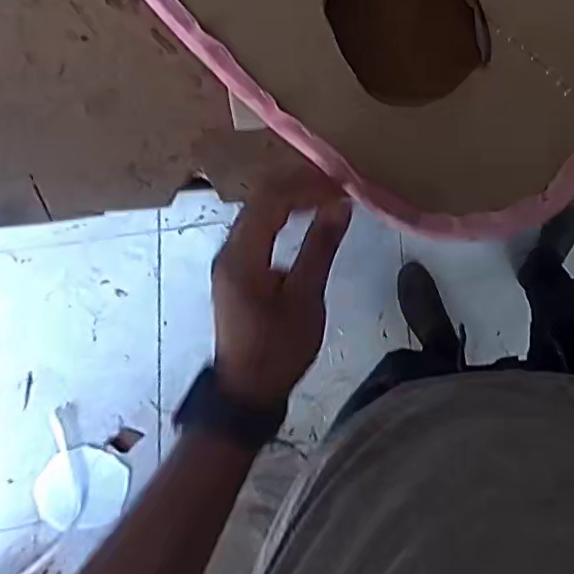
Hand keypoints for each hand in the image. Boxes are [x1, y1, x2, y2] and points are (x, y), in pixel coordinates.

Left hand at [210, 178, 353, 407]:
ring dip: (295, 197)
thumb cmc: (279, 345)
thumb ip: (321, 246)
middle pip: (261, 199)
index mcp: (241, 256)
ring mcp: (232, 260)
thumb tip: (340, 204)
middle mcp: (230, 251)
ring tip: (332, 194)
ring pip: (260, 210)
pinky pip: (262, 225)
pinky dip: (288, 213)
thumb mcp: (306, 295)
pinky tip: (312, 216)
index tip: (343, 187)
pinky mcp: (240, 269)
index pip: (271, 200)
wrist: (248, 389)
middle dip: (301, 184)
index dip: (308, 186)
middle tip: (341, 183)